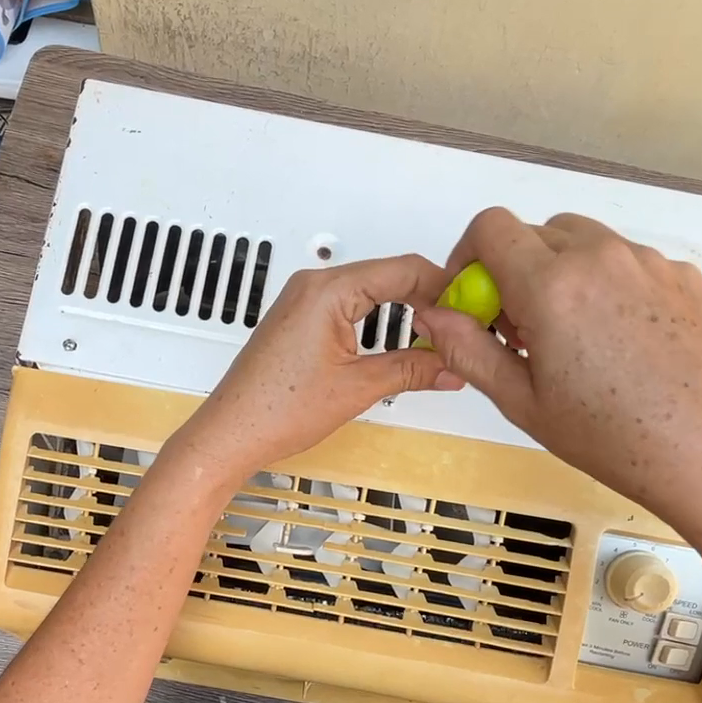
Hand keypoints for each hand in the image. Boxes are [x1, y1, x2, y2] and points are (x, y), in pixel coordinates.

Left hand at [168, 255, 464, 482]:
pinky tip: (394, 342)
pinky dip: (376, 320)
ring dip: (402, 311)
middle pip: (388, 276)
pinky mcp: (297, 320)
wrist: (231, 434)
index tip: (470, 308)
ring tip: (433, 339)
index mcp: (328, 290)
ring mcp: (302, 301)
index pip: (403, 269)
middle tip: (458, 327)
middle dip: (426, 299)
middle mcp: (312, 286)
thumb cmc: (276, 410)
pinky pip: (348, 306)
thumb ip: (412, 370)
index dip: (443, 286)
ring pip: (369, 291)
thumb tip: (451, 366)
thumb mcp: (358, 389)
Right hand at [412, 208, 701, 540]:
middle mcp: (600, 257)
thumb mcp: (518, 399)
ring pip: (580, 241)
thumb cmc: (606, 434)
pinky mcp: (680, 275)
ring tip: (565, 334)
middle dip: (511, 270)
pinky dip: (602, 282)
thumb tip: (431, 315)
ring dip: (557, 272)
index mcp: (551, 286)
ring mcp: (647, 261)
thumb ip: (466, 348)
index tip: (470, 296)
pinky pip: (624, 259)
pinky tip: (612, 339)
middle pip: (534, 232)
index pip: (491, 227)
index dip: (467, 255)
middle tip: (516, 329)